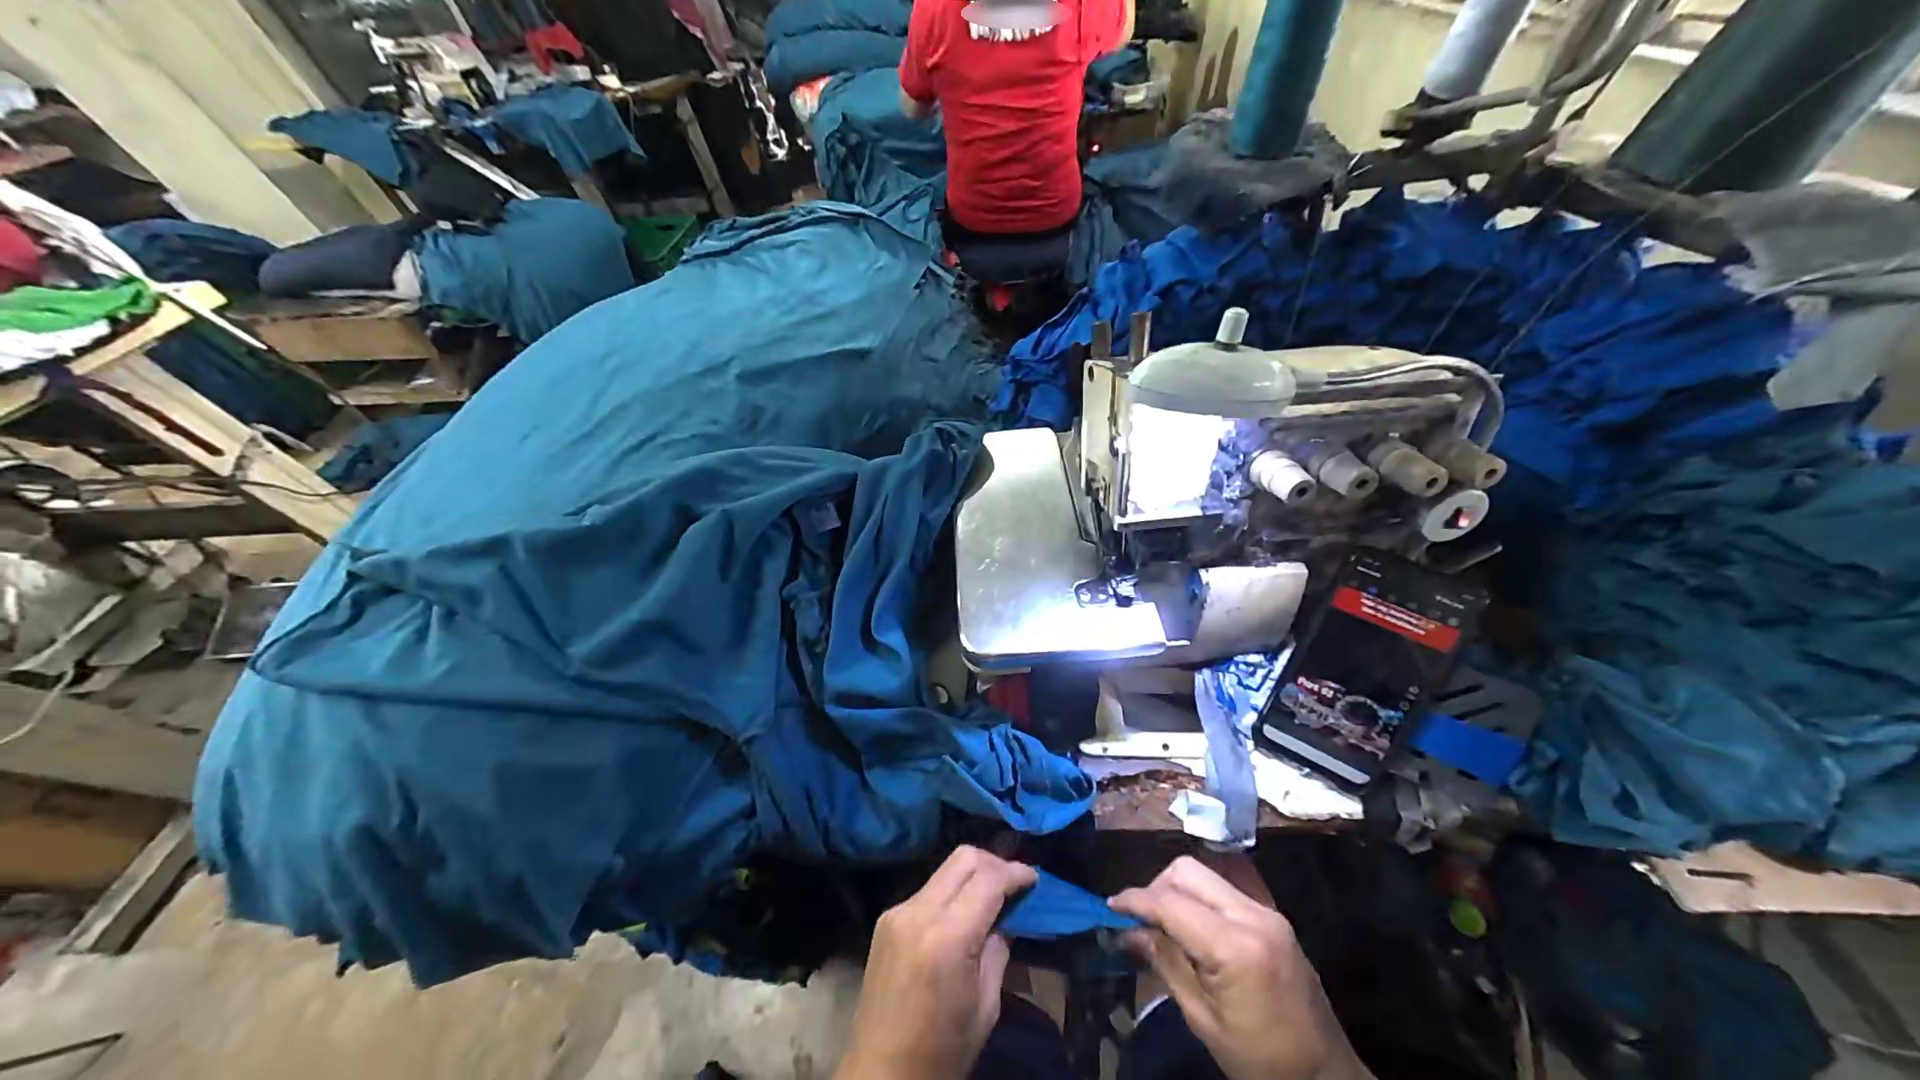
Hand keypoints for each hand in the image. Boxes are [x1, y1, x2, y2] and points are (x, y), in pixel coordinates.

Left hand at [835, 846, 1037, 1079]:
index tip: (1034, 878)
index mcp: (947, 937)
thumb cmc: (943, 1049)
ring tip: (992, 896)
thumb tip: (1007, 917)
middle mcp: (918, 912)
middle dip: (995, 862)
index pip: (988, 879)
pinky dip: (951, 891)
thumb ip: (997, 950)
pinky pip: (927, 890)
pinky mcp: (886, 919)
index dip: (1016, 872)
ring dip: (972, 875)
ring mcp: (897, 912)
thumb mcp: (986, 1004)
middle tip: (1015, 882)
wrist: (884, 1073)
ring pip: (944, 870)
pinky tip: (963, 913)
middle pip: (963, 858)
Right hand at [1111, 857, 1371, 1079]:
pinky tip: (1191, 929)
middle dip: (1156, 887)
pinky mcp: (1274, 918)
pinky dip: (1199, 899)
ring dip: (1177, 890)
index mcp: (1236, 946)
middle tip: (1140, 920)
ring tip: (1164, 925)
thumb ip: (1166, 963)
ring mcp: (1268, 913)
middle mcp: (1254, 916)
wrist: (1327, 1077)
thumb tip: (1128, 932)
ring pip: (1206, 875)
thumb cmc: (1260, 1061)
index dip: (1135, 900)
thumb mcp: (1203, 1019)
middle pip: (1188, 871)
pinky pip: (1224, 891)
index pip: (1171, 902)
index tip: (1110, 906)